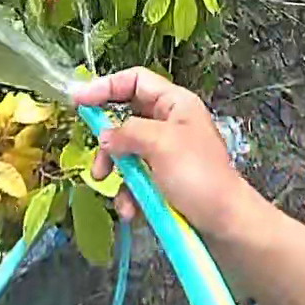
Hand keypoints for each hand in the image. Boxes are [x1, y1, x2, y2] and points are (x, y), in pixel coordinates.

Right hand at [68, 67, 260, 236]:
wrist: (227, 223)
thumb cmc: (198, 175)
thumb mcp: (161, 145)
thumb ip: (129, 132)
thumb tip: (105, 136)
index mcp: (175, 103)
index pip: (135, 80)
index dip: (105, 86)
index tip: (77, 100)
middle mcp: (170, 122)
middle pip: (127, 119)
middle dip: (110, 145)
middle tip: (100, 168)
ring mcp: (168, 151)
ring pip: (129, 153)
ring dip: (120, 176)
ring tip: (121, 198)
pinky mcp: (166, 179)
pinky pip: (137, 179)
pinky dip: (131, 194)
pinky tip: (133, 212)